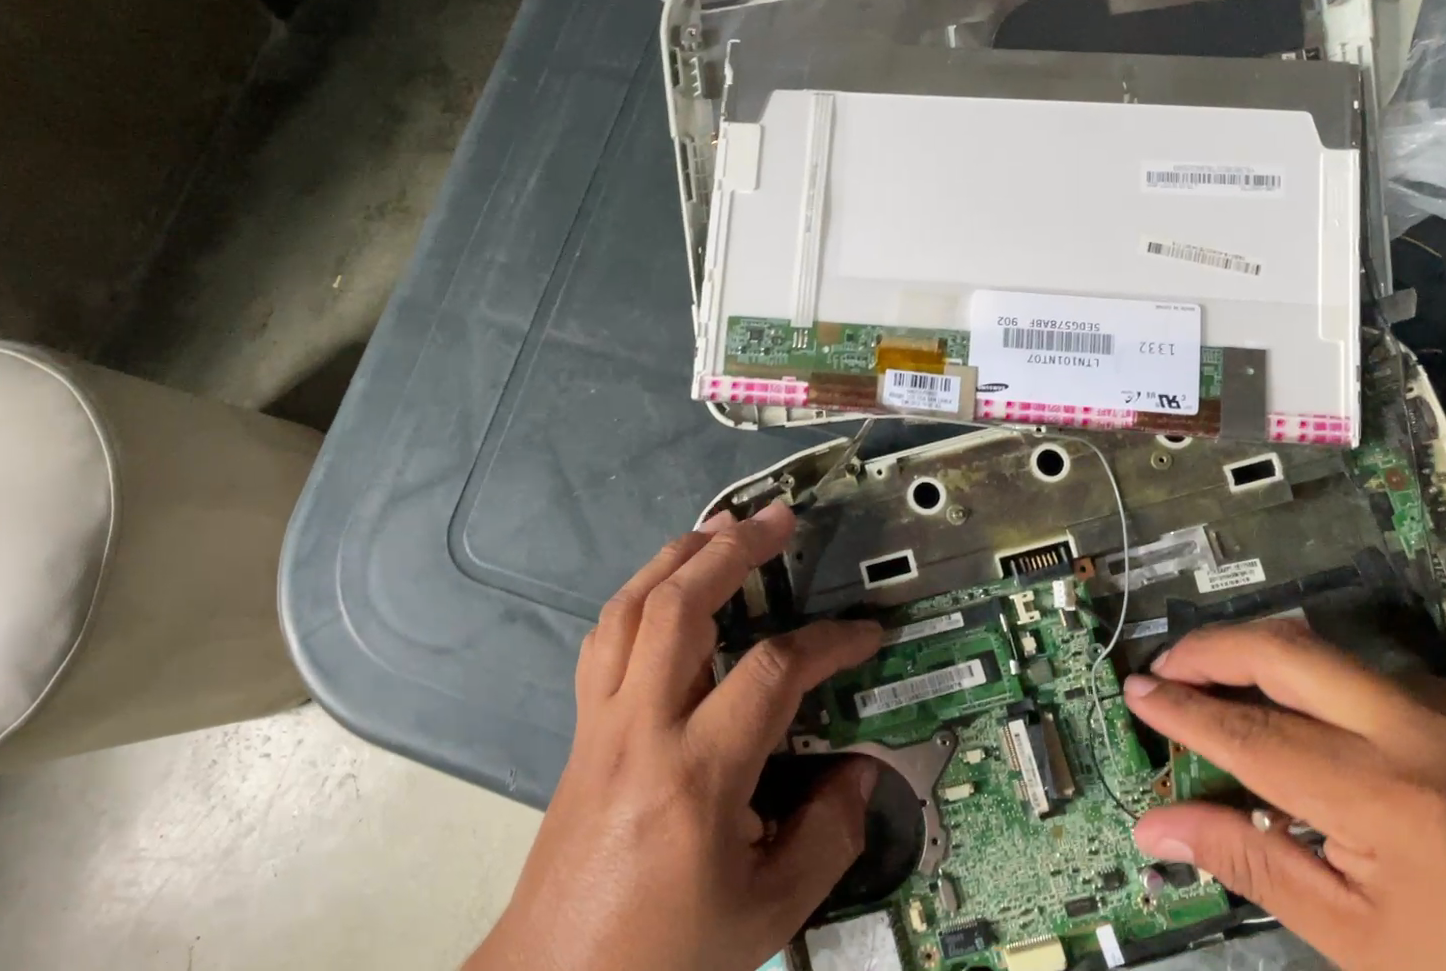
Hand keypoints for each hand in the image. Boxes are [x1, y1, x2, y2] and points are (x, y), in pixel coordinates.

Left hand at [468, 504, 883, 970]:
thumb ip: (828, 835)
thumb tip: (860, 768)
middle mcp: (642, 728)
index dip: (827, 643)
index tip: (864, 635)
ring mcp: (601, 722)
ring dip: (677, 556)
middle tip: (776, 518)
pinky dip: (638, 597)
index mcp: (697, 774)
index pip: (772, 673)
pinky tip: (663, 590)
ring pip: (630, 609)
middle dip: (732, 550)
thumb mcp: (771, 912)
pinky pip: (604, 639)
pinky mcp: (582, 728)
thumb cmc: (668, 949)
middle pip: (680, 606)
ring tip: (718, 527)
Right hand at [1123, 619, 1445, 970]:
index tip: (1135, 692)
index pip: (1251, 733)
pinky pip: (1397, 682)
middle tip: (1166, 666)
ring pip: (1340, 658)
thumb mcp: (1360, 940)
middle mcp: (1431, 732)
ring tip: (1230, 694)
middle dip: (1212, 650)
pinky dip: (1345, 697)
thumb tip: (1154, 826)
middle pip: (1289, 653)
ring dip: (1273, 669)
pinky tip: (1339, 738)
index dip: (1183, 712)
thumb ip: (1250, 863)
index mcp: (1390, 800)